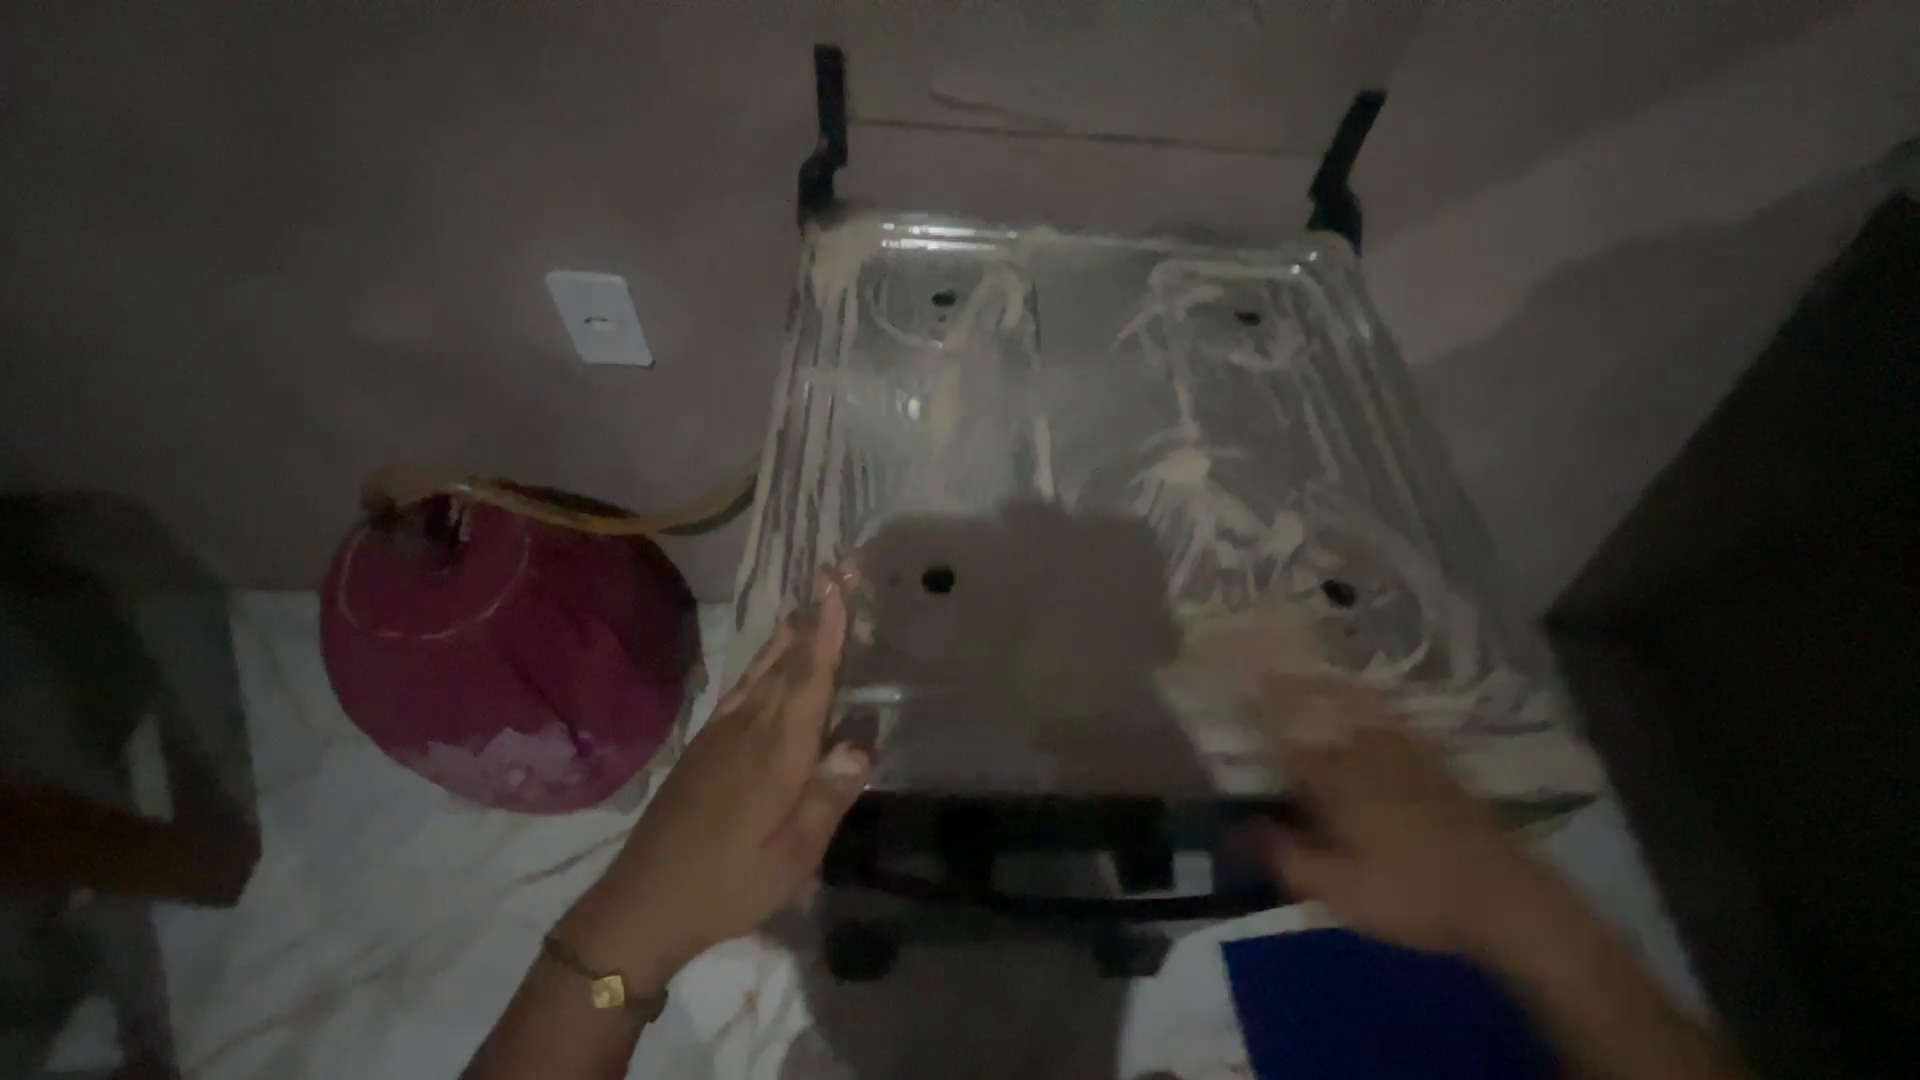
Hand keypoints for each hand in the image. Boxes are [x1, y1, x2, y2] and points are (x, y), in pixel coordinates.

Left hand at [557, 572, 869, 986]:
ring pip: (761, 670)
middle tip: (834, 574)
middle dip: (814, 617)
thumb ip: (829, 794)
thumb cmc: (730, 882)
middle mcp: (750, 726)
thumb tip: (864, 743)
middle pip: (788, 661)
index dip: (828, 630)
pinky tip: (765, 662)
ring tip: (805, 604)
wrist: (643, 902)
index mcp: (778, 749)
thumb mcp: (794, 854)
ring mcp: (721, 733)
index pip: (810, 677)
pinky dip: (760, 663)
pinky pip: (741, 688)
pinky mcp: (704, 746)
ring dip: (787, 635)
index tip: (838, 585)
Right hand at [1248, 676, 1550, 956]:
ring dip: (1327, 684)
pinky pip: (1395, 718)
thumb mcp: (1334, 888)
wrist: (1505, 900)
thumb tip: (1239, 825)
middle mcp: (1364, 751)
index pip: (1282, 731)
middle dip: (1289, 682)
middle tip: (1263, 661)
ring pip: (1356, 707)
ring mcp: (1405, 752)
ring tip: (1306, 667)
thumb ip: (1282, 853)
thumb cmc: (1408, 893)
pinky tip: (1371, 694)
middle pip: (1319, 707)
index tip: (1233, 681)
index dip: (1255, 705)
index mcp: (1333, 776)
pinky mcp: (1437, 763)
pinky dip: (1374, 700)